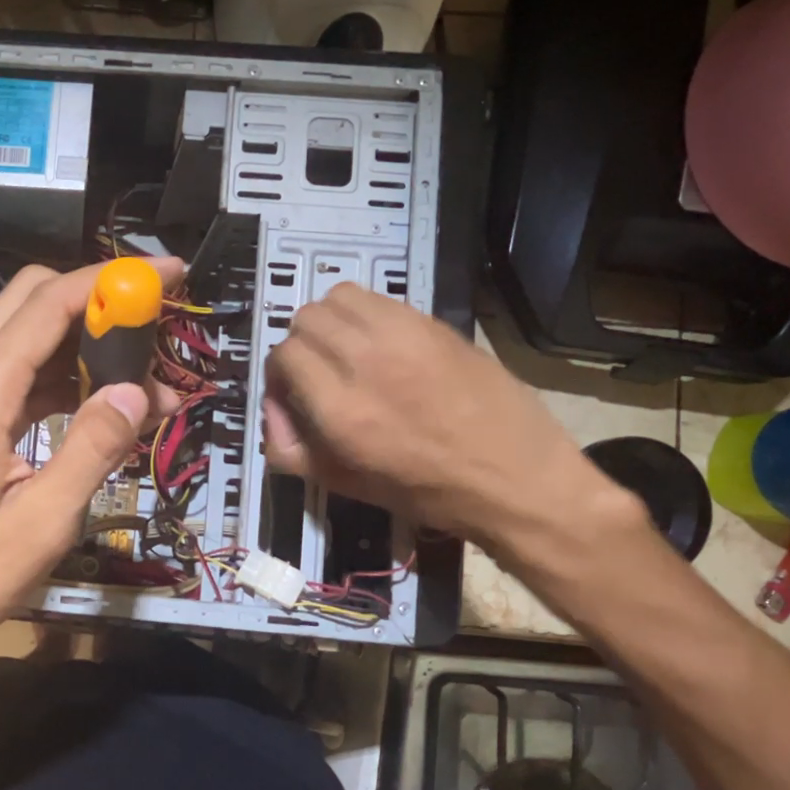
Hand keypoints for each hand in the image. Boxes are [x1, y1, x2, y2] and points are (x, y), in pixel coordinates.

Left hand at [0, 257, 185, 667]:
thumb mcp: (41, 525)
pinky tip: (105, 405)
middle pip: (31, 299)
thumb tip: (136, 389)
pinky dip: (63, 373)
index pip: (48, 305)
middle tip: (158, 328)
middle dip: (99, 299)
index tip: (168, 277)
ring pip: (26, 331)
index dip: (111, 281)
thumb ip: (90, 451)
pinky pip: (18, 370)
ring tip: (147, 380)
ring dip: (86, 341)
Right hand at [262, 284, 637, 550]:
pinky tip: (379, 343)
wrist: (515, 478)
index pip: (284, 356)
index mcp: (340, 411)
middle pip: (306, 319)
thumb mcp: (343, 484)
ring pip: (338, 298)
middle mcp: (365, 363)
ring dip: (330, 320)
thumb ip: (290, 449)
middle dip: (301, 343)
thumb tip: (273, 411)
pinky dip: (365, 314)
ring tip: (344, 349)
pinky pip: (379, 299)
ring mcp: (403, 337)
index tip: (292, 392)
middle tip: (317, 371)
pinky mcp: (434, 325)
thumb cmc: (426, 492)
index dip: (279, 373)